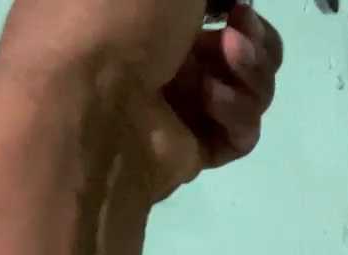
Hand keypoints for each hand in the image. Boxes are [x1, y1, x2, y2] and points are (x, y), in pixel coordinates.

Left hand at [0, 0, 282, 199]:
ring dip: (249, 77)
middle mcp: (158, 44)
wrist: (93, 99)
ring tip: (218, 80)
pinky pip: (240, 132)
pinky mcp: (191, 147)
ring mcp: (176, 99)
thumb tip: (237, 0)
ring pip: (247, 87)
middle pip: (240, 41)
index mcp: (139, 3)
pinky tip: (215, 110)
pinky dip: (237, 119)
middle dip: (254, 38)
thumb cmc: (115, 11)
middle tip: (239, 34)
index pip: (210, 2)